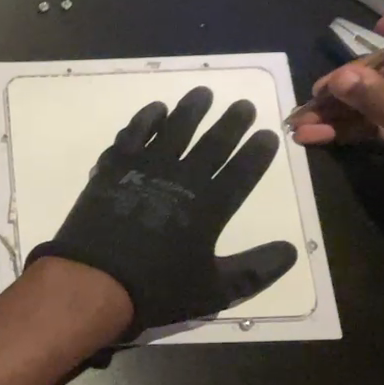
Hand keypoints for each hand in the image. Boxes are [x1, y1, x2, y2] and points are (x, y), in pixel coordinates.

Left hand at [29, 87, 296, 337]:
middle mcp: (182, 179)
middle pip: (212, 142)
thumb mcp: (212, 290)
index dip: (257, 153)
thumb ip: (253, 271)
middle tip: (243, 105)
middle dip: (231, 123)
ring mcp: (144, 170)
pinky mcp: (112, 171)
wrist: (93, 281)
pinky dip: (145, 120)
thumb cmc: (155, 289)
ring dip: (190, 110)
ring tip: (202, 94)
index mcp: (211, 207)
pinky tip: (154, 111)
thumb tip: (291, 251)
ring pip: (173, 129)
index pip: (242, 171)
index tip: (267, 135)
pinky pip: (132, 136)